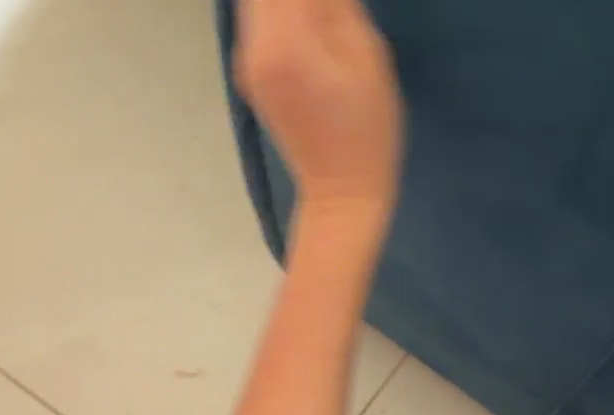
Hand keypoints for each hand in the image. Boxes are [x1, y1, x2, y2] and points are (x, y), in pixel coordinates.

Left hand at [234, 0, 404, 225]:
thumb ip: (334, 2)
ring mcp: (246, 63)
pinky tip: (306, 12)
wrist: (342, 195)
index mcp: (282, 40)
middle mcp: (251, 46)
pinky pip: (258, 18)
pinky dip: (278, 5)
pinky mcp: (251, 74)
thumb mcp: (366, 54)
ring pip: (256, 0)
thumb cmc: (367, 130)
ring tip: (321, 9)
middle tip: (329, 4)